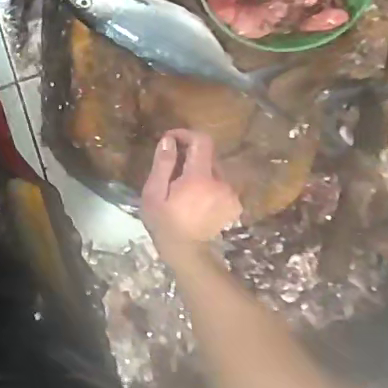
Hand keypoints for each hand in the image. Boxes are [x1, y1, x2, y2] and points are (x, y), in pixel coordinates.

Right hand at [141, 129, 242, 252]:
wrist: (187, 253)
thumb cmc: (164, 222)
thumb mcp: (154, 193)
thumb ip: (163, 164)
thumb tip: (168, 140)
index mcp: (200, 177)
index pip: (202, 140)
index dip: (186, 134)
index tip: (171, 139)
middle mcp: (221, 182)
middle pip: (209, 154)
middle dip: (190, 154)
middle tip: (171, 166)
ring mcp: (230, 194)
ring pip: (215, 169)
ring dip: (199, 169)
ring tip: (182, 185)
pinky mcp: (234, 204)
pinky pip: (220, 183)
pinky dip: (208, 183)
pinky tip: (195, 198)